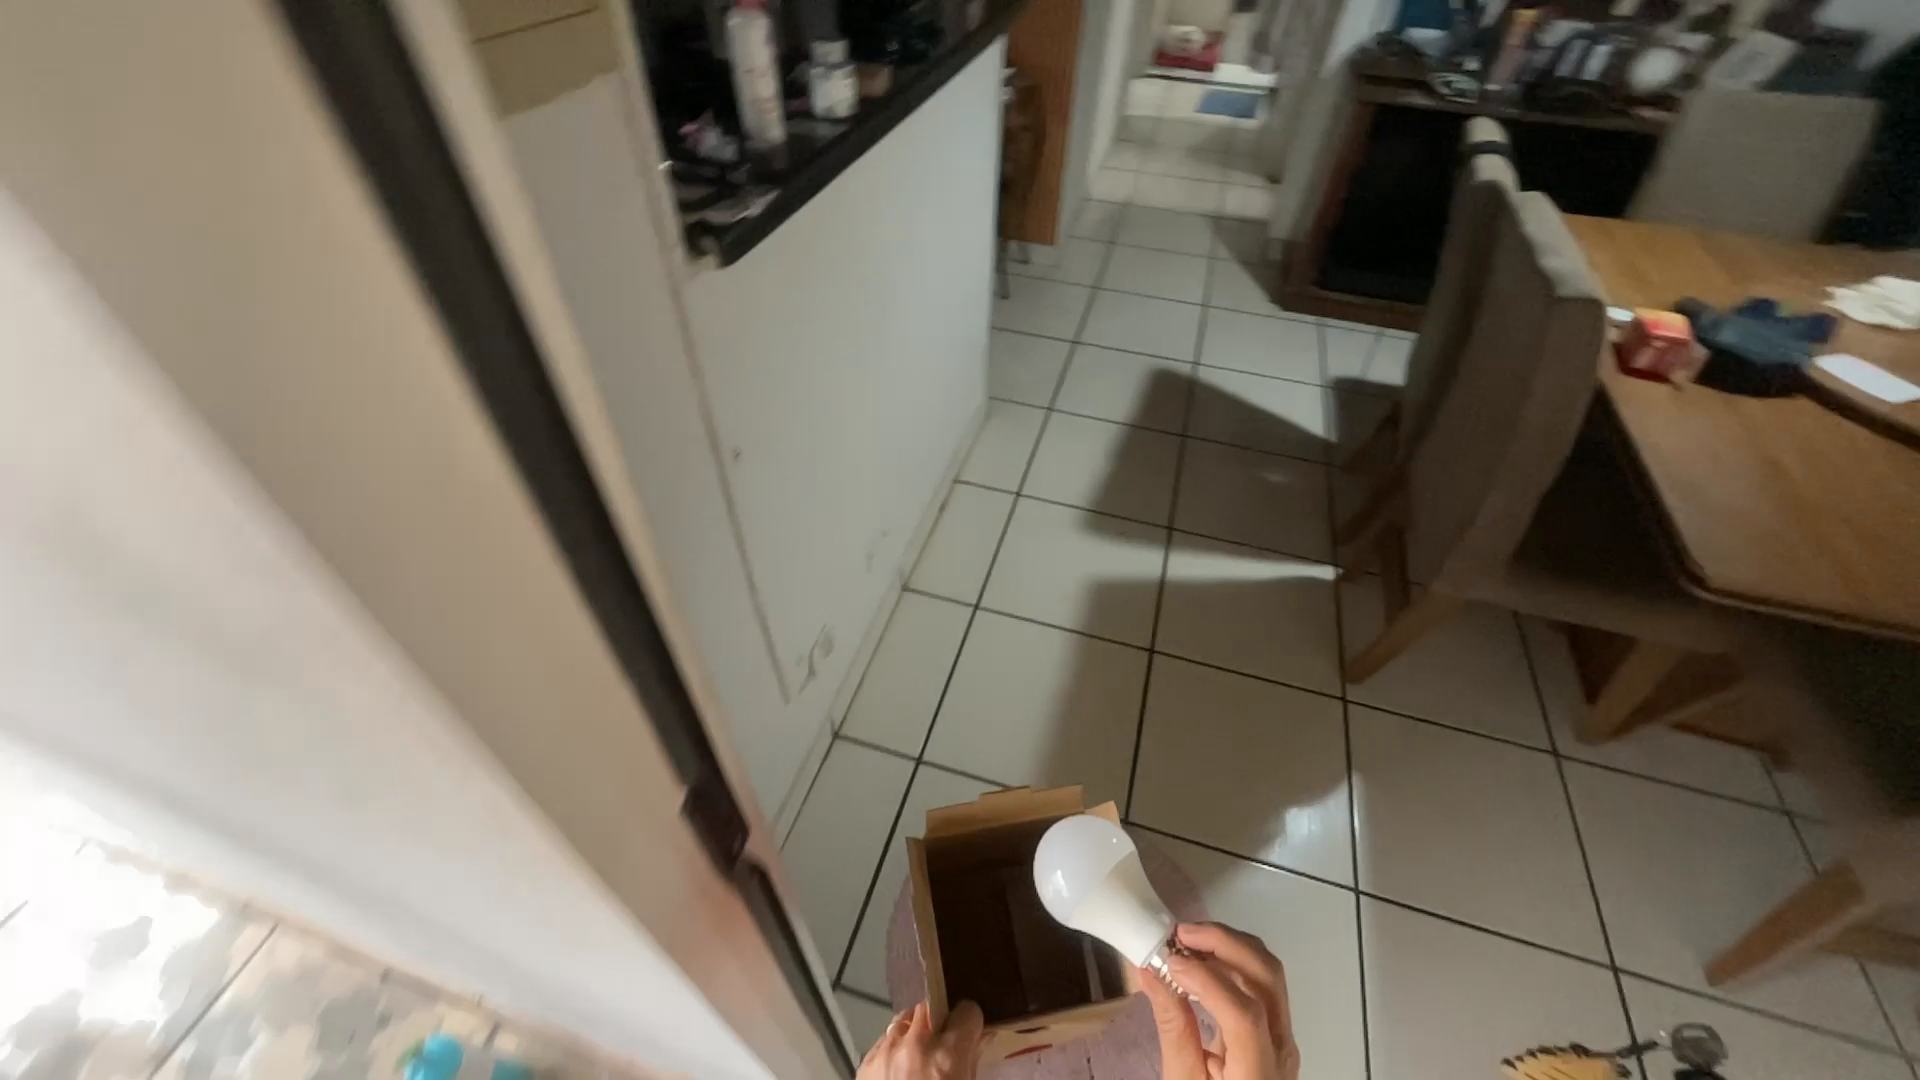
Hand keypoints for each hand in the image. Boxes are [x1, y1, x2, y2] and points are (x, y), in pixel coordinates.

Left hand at [855, 1000, 984, 1079]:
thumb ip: (972, 1063)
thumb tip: (980, 1038)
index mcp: (946, 1057)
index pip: (967, 1011)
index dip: (971, 1024)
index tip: (971, 1034)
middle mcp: (915, 1044)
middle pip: (932, 1007)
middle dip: (940, 1023)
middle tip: (945, 1047)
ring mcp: (885, 1052)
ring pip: (904, 1020)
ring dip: (915, 1034)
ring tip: (919, 1061)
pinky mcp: (864, 1065)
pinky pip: (884, 1042)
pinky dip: (894, 1051)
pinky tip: (899, 1074)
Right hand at [1139, 922, 1298, 1079]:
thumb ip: (1172, 1028)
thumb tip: (1150, 971)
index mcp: (1259, 1074)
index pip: (1244, 1015)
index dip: (1207, 980)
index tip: (1170, 963)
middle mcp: (1282, 1049)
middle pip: (1266, 977)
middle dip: (1223, 943)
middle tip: (1181, 934)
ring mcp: (1284, 1035)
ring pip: (1268, 971)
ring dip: (1228, 944)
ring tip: (1188, 941)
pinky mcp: (1277, 1027)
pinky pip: (1262, 980)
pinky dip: (1232, 957)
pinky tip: (1203, 957)